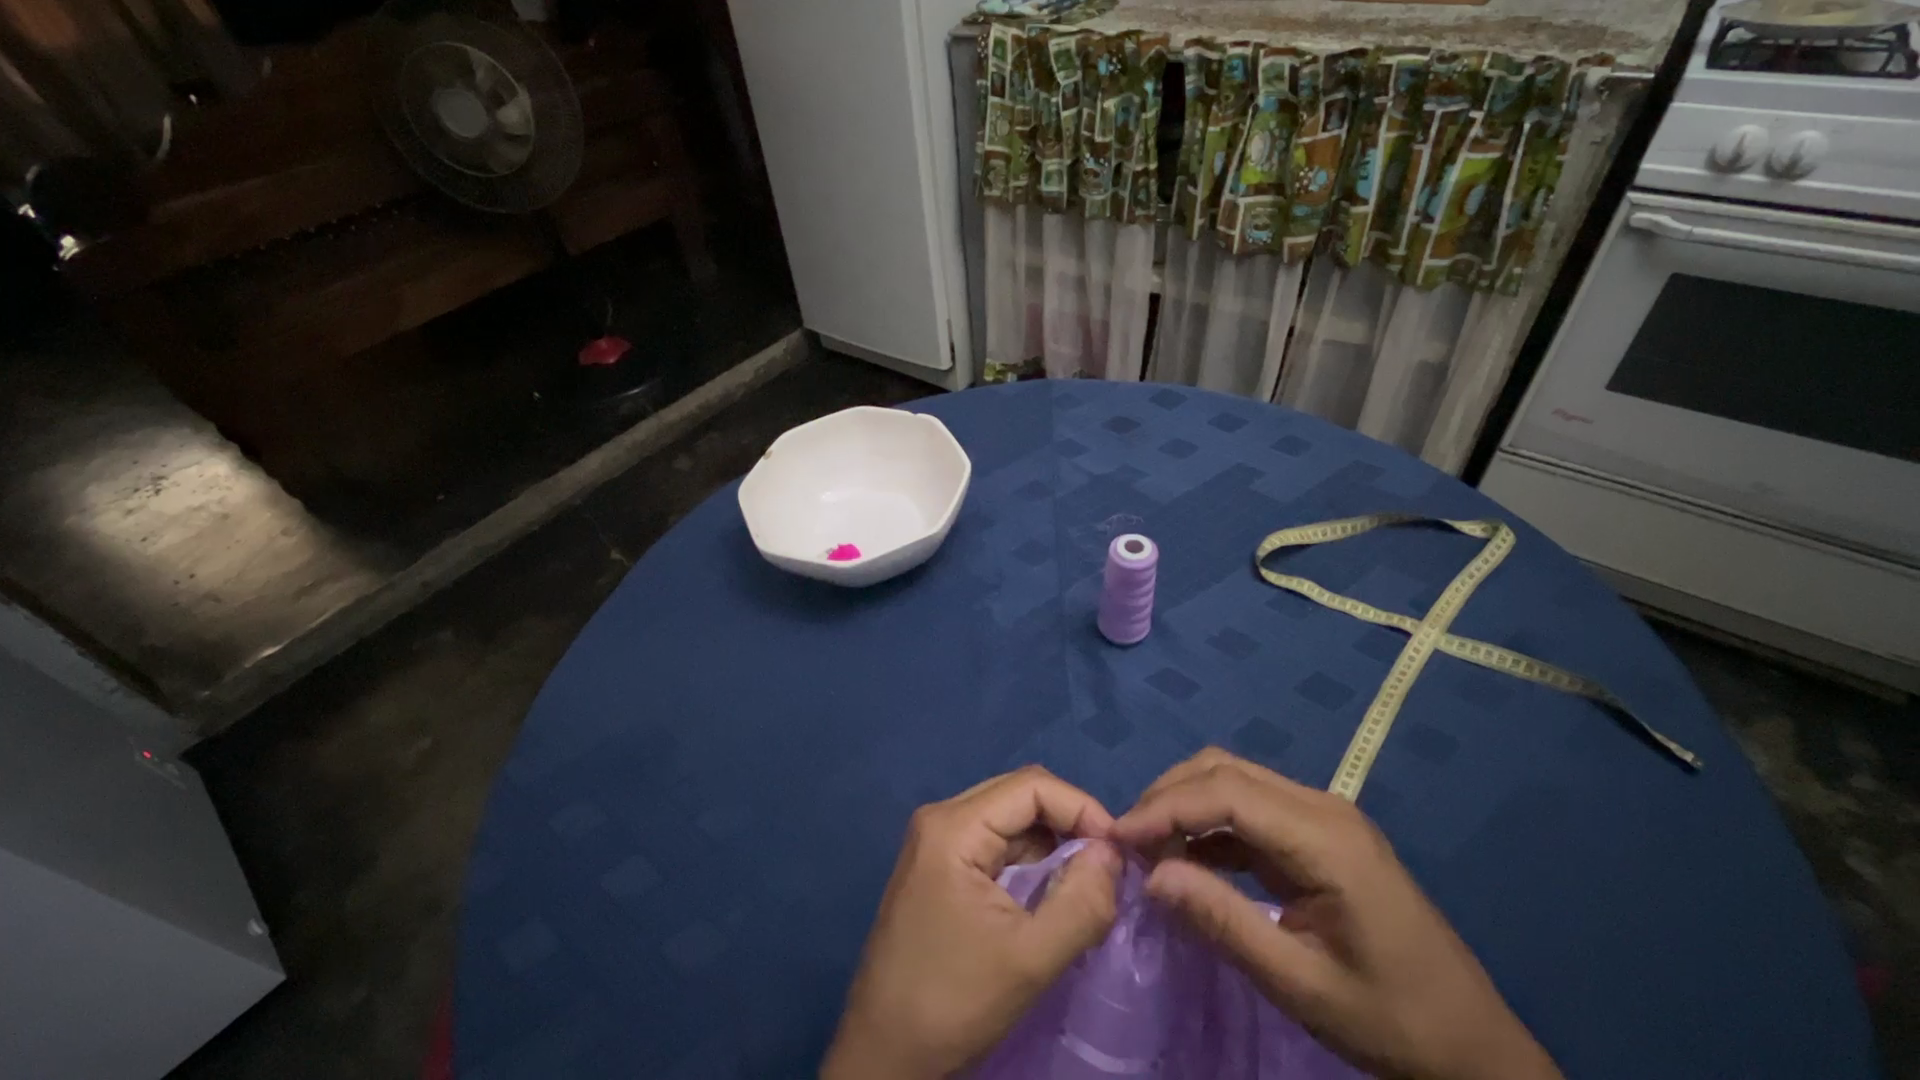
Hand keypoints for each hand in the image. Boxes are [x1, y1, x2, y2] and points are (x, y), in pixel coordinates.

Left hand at [822, 766, 1121, 1079]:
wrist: (884, 1052)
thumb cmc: (952, 1001)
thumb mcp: (1030, 958)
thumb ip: (1081, 902)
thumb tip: (1113, 853)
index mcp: (953, 828)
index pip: (1033, 786)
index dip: (1083, 809)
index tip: (1119, 853)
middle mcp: (941, 820)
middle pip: (1021, 795)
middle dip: (1071, 822)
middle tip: (1109, 866)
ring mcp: (936, 844)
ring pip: (1010, 819)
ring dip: (1054, 841)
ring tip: (1088, 881)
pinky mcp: (939, 869)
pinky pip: (995, 844)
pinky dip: (1031, 859)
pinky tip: (1053, 891)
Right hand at [1113, 749, 1561, 1079]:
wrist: (1469, 1044)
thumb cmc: (1388, 1016)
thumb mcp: (1298, 981)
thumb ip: (1222, 921)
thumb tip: (1151, 875)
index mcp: (1326, 838)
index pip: (1227, 791)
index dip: (1165, 807)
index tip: (1118, 838)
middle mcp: (1324, 810)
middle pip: (1227, 771)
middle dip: (1168, 796)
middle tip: (1126, 841)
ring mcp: (1324, 821)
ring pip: (1236, 784)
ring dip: (1185, 807)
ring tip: (1145, 851)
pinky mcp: (1319, 841)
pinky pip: (1252, 814)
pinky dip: (1209, 828)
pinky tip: (1185, 862)